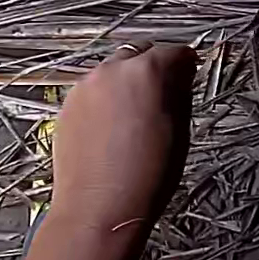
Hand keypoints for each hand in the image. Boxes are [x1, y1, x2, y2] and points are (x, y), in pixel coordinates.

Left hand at [48, 42, 195, 239]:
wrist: (99, 207)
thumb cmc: (148, 175)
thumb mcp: (180, 132)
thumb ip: (181, 94)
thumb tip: (182, 76)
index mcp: (148, 71)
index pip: (175, 52)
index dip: (186, 62)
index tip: (190, 73)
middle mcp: (113, 69)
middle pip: (141, 54)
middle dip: (155, 67)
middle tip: (166, 93)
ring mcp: (86, 86)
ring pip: (114, 71)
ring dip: (129, 81)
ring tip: (137, 113)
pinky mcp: (68, 105)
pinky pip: (94, 90)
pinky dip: (107, 98)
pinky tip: (114, 126)